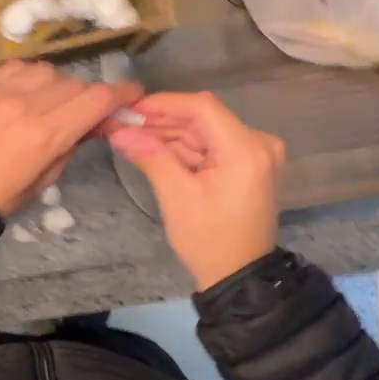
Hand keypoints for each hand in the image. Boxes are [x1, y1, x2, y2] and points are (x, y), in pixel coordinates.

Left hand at [0, 60, 141, 214]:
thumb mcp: (42, 180)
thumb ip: (69, 147)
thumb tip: (89, 125)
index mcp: (45, 135)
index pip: (97, 99)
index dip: (121, 94)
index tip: (132, 95)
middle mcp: (25, 104)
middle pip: (75, 84)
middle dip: (86, 98)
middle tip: (81, 114)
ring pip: (47, 71)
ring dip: (55, 86)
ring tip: (46, 105)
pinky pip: (15, 68)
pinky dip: (26, 78)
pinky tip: (20, 96)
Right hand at [107, 92, 285, 290]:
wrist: (239, 275)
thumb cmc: (208, 240)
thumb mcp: (177, 198)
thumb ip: (152, 158)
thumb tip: (119, 132)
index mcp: (246, 149)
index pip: (202, 109)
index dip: (164, 104)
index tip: (131, 109)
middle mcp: (258, 143)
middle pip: (204, 119)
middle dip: (162, 121)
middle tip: (124, 124)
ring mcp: (256, 154)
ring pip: (206, 132)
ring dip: (171, 134)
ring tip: (132, 135)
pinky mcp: (248, 165)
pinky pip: (212, 147)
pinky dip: (185, 148)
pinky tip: (155, 148)